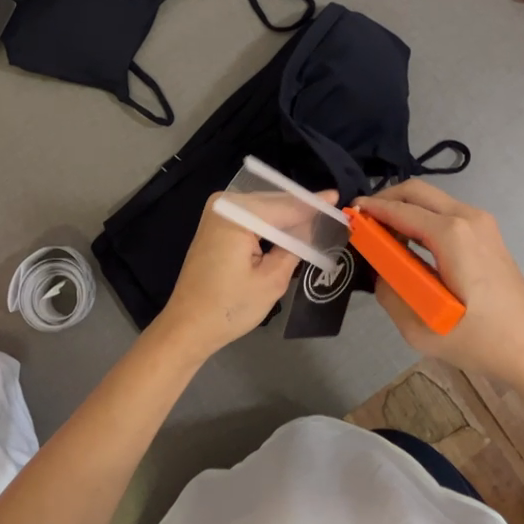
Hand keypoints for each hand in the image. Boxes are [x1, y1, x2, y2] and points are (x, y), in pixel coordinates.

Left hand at [147, 191, 314, 362]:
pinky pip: (250, 217)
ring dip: (286, 216)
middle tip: (330, 209)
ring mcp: (216, 212)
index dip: (312, 204)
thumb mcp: (271, 280)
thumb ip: (293, 248)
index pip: (284, 206)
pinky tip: (289, 228)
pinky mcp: (215, 224)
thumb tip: (310, 230)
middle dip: (300, 208)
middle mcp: (224, 204)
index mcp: (236, 215)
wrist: (187, 326)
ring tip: (317, 219)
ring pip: (262, 208)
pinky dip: (270, 223)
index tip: (336, 198)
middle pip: (272, 202)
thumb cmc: (229, 308)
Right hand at [355, 179, 523, 387]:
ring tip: (382, 235)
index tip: (347, 216)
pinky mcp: (488, 233)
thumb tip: (378, 271)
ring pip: (432, 199)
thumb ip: (390, 294)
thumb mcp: (422, 329)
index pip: (400, 210)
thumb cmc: (481, 341)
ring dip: (404, 208)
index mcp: (452, 234)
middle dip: (385, 200)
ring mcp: (482, 223)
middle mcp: (468, 217)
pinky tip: (410, 244)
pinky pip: (446, 212)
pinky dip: (422, 218)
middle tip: (363, 222)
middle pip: (416, 191)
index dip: (370, 211)